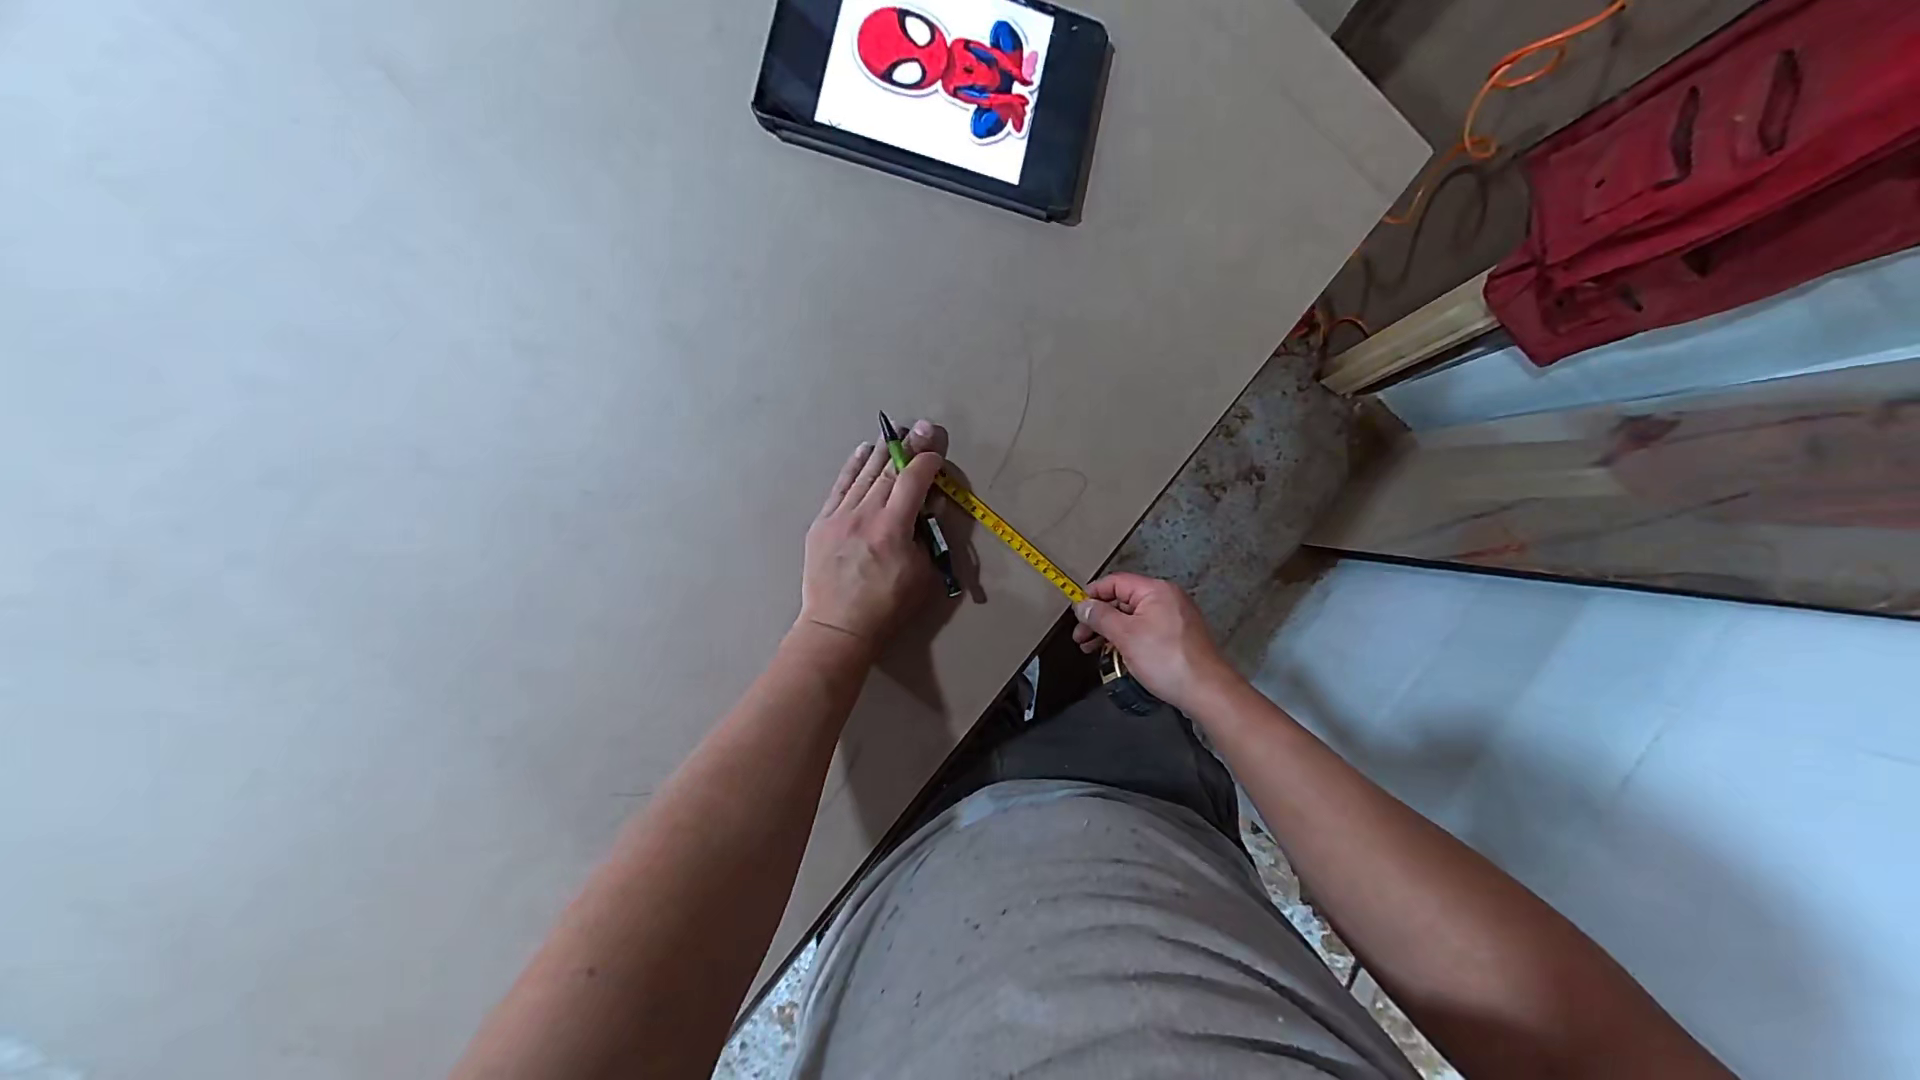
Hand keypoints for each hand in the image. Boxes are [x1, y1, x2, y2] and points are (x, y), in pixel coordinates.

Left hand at [798, 421, 949, 649]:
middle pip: (889, 471)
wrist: (838, 627)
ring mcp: (839, 516)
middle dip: (909, 447)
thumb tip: (929, 507)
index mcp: (893, 528)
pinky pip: (839, 486)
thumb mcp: (923, 575)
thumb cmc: (887, 607)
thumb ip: (928, 537)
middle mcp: (864, 514)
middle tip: (922, 428)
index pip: (913, 481)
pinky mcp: (822, 523)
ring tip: (895, 432)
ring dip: (882, 451)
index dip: (927, 462)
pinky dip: (853, 466)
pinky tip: (863, 451)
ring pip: (864, 474)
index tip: (937, 454)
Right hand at [1071, 573, 1233, 711]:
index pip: (1115, 582)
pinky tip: (1114, 653)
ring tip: (1092, 648)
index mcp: (1156, 590)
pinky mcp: (1176, 637)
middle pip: (1123, 600)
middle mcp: (1167, 599)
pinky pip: (1144, 630)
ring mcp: (1173, 618)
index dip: (1092, 595)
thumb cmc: (1168, 660)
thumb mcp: (1124, 635)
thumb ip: (1100, 616)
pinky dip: (1126, 639)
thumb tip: (1082, 605)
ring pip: (1132, 617)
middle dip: (1098, 618)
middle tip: (1081, 636)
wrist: (1205, 691)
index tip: (1077, 611)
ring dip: (1109, 631)